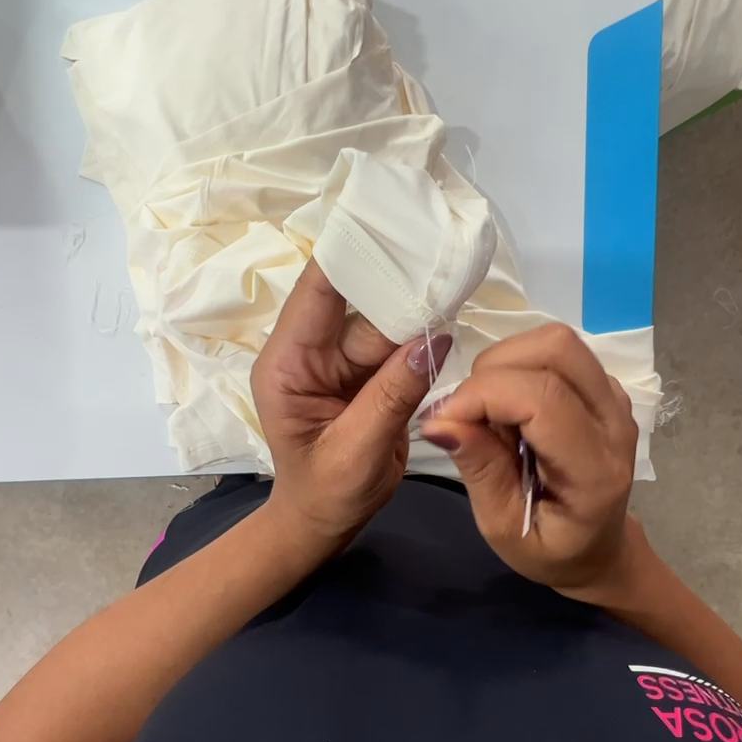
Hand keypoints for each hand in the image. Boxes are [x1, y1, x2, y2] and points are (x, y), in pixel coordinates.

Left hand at [253, 260, 448, 547]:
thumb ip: (393, 396)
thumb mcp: (356, 452)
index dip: (349, 253)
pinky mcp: (366, 375)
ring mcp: (340, 362)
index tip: (386, 217)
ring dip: (414, 301)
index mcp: (288, 365)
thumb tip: (434, 338)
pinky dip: (421, 330)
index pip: (316, 293)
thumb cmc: (326, 495)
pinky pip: (396, 344)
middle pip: (355, 301)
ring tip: (454, 267)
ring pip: (382, 321)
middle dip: (394, 273)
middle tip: (438, 238)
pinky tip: (449, 305)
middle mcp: (311, 353)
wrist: (324, 524)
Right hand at [418, 324, 651, 604]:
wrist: (599, 549)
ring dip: (504, 365)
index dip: (481, 396)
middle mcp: (614, 423)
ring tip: (490, 413)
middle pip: (555, 349)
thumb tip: (438, 421)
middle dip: (492, 371)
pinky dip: (517, 367)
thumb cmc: (551, 549)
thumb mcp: (503, 527)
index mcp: (594, 470)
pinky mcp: (603, 387)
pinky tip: (509, 409)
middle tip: (469, 415)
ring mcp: (614, 398)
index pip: (541, 398)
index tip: (441, 421)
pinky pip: (556, 352)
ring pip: (554, 341)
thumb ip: (478, 470)